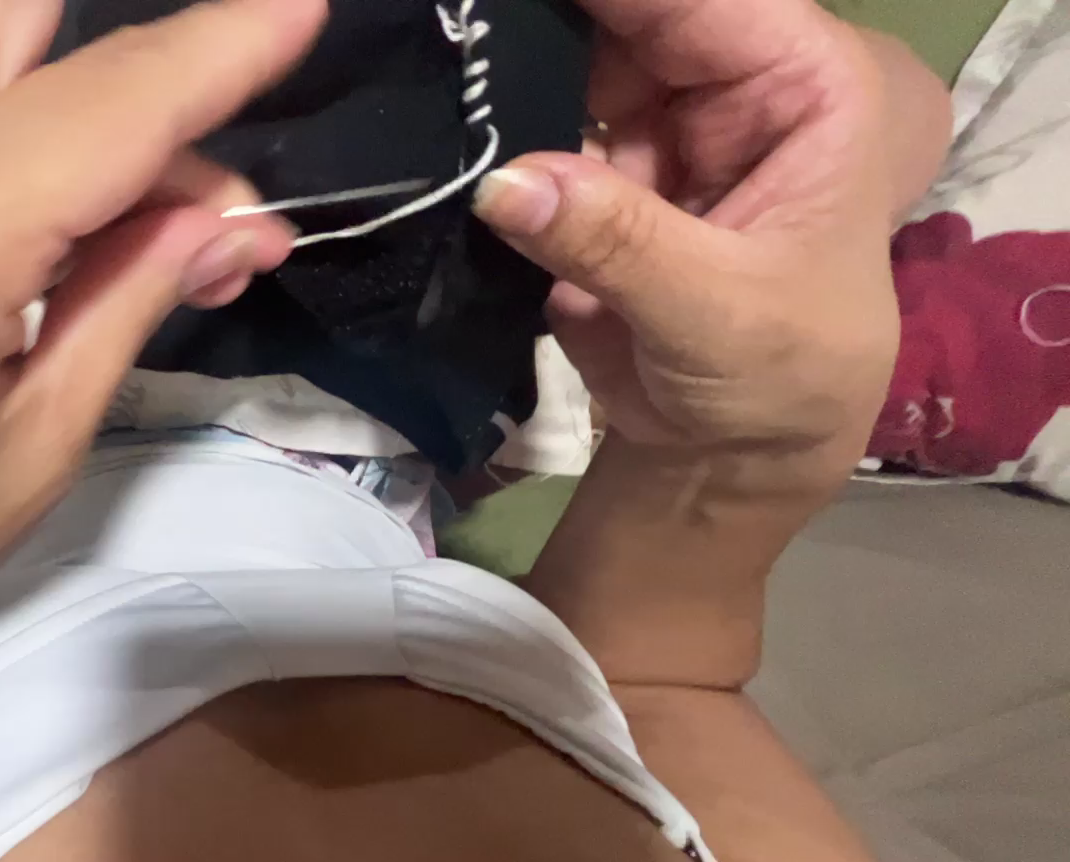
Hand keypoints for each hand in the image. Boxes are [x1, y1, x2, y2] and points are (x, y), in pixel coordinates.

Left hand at [0, 0, 323, 709]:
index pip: (107, 107)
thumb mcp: (43, 438)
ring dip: (80, 66)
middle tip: (211, 118)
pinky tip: (69, 191)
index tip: (303, 8)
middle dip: (134, 40)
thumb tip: (230, 221)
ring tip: (158, 195)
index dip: (218, 52)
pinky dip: (21, 95)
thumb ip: (133, 298)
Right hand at [472, 0, 949, 477]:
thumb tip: (498, 183)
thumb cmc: (775, 368)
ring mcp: (642, 153)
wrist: (724, 444)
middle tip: (455, 33)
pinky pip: (527, 165)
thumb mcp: (715, 306)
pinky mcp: (584, 202)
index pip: (701, 4)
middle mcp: (718, 103)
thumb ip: (615, 242)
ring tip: (437, 81)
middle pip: (623, 33)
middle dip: (545, 33)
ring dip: (504, 91)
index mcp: (800, 90)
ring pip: (563, 90)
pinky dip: (487, 160)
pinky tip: (438, 144)